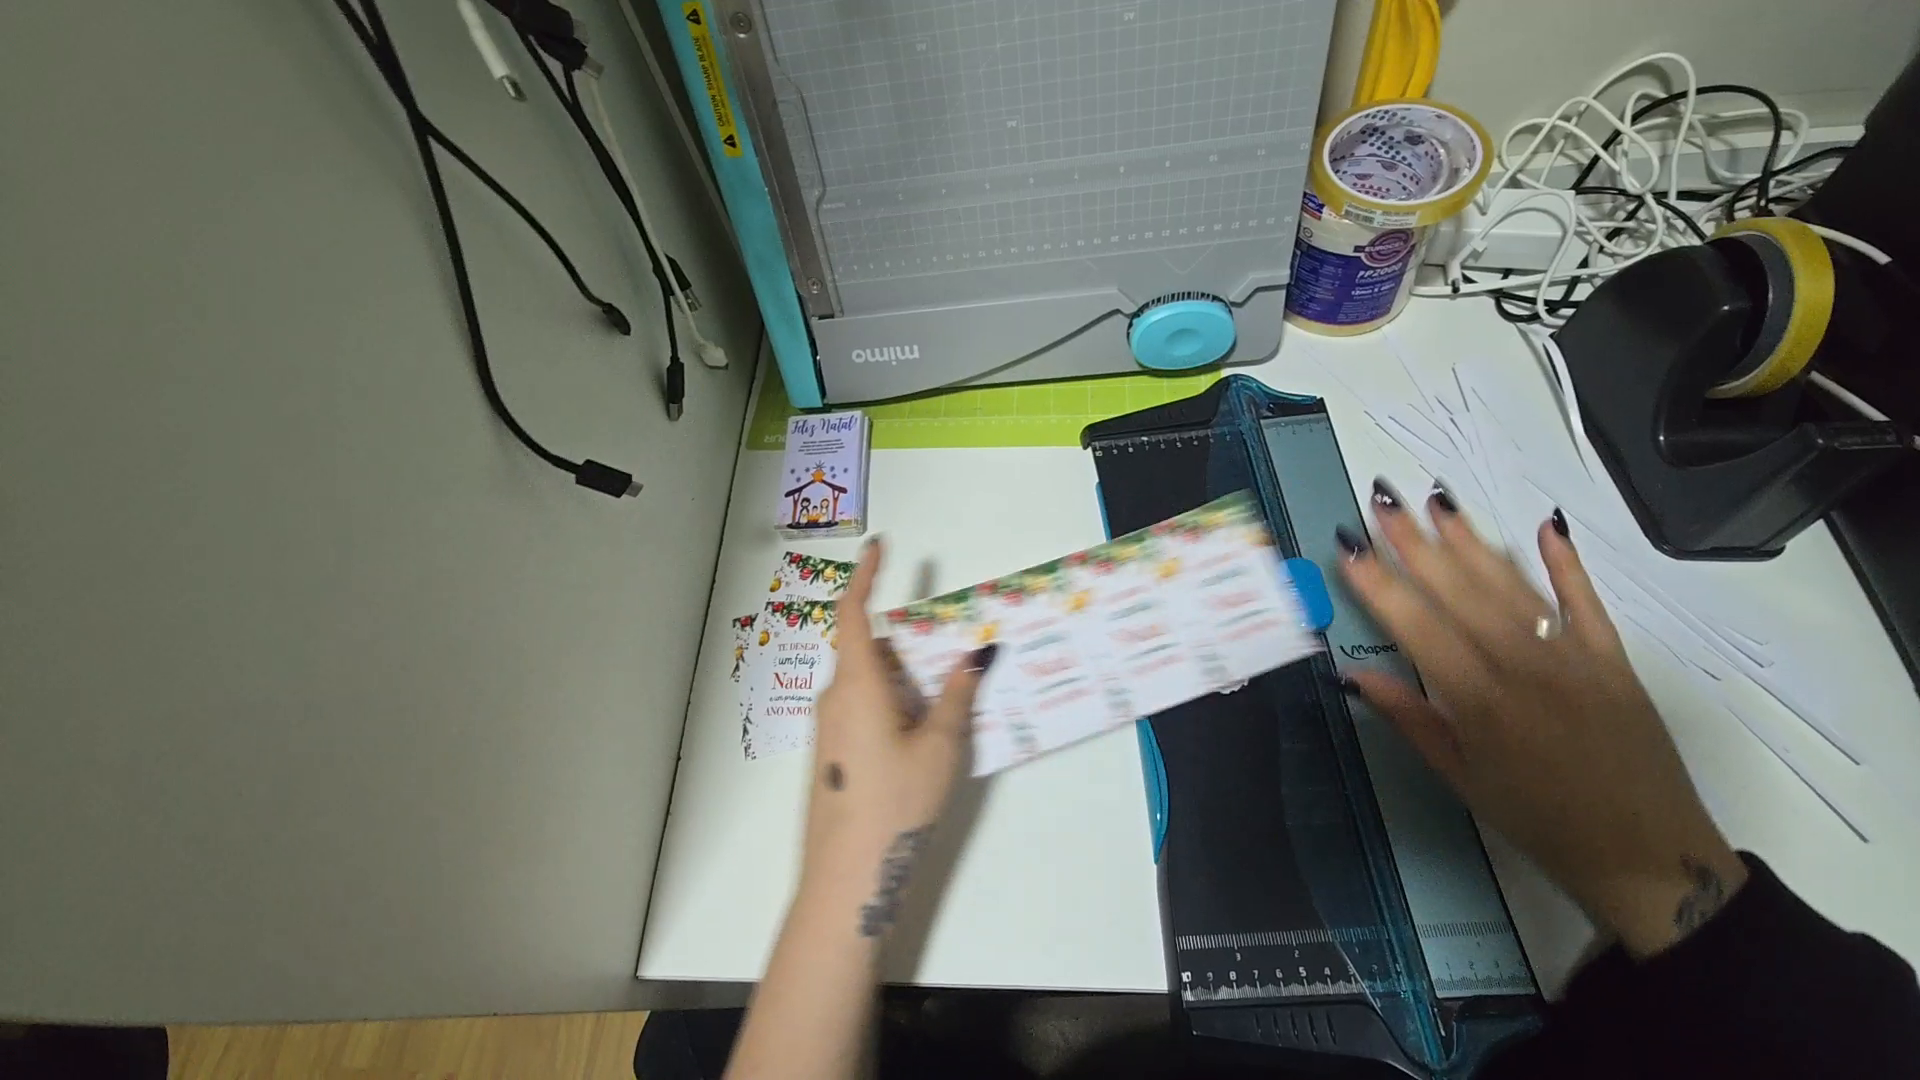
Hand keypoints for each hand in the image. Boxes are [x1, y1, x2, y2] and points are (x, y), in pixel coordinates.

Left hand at [799, 538, 993, 939]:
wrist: (846, 876)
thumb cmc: (895, 802)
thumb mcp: (939, 747)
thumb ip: (956, 696)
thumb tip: (976, 654)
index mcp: (857, 685)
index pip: (855, 615)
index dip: (864, 576)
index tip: (878, 546)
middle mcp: (834, 698)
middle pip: (871, 654)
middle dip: (908, 651)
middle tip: (949, 664)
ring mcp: (827, 728)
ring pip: (868, 685)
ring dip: (903, 685)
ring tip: (943, 709)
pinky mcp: (830, 753)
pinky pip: (861, 710)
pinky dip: (891, 707)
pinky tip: (919, 741)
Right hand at [1336, 481, 1746, 958]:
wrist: (1645, 854)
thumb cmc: (1534, 818)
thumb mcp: (1458, 776)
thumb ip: (1409, 717)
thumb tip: (1352, 674)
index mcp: (1478, 699)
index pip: (1415, 626)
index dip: (1377, 585)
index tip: (1347, 548)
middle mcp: (1523, 665)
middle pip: (1459, 591)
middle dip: (1415, 543)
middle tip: (1383, 500)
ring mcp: (1572, 656)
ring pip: (1511, 585)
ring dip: (1471, 541)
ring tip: (1437, 501)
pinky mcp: (1612, 658)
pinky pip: (1585, 601)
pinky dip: (1566, 563)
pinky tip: (1546, 527)